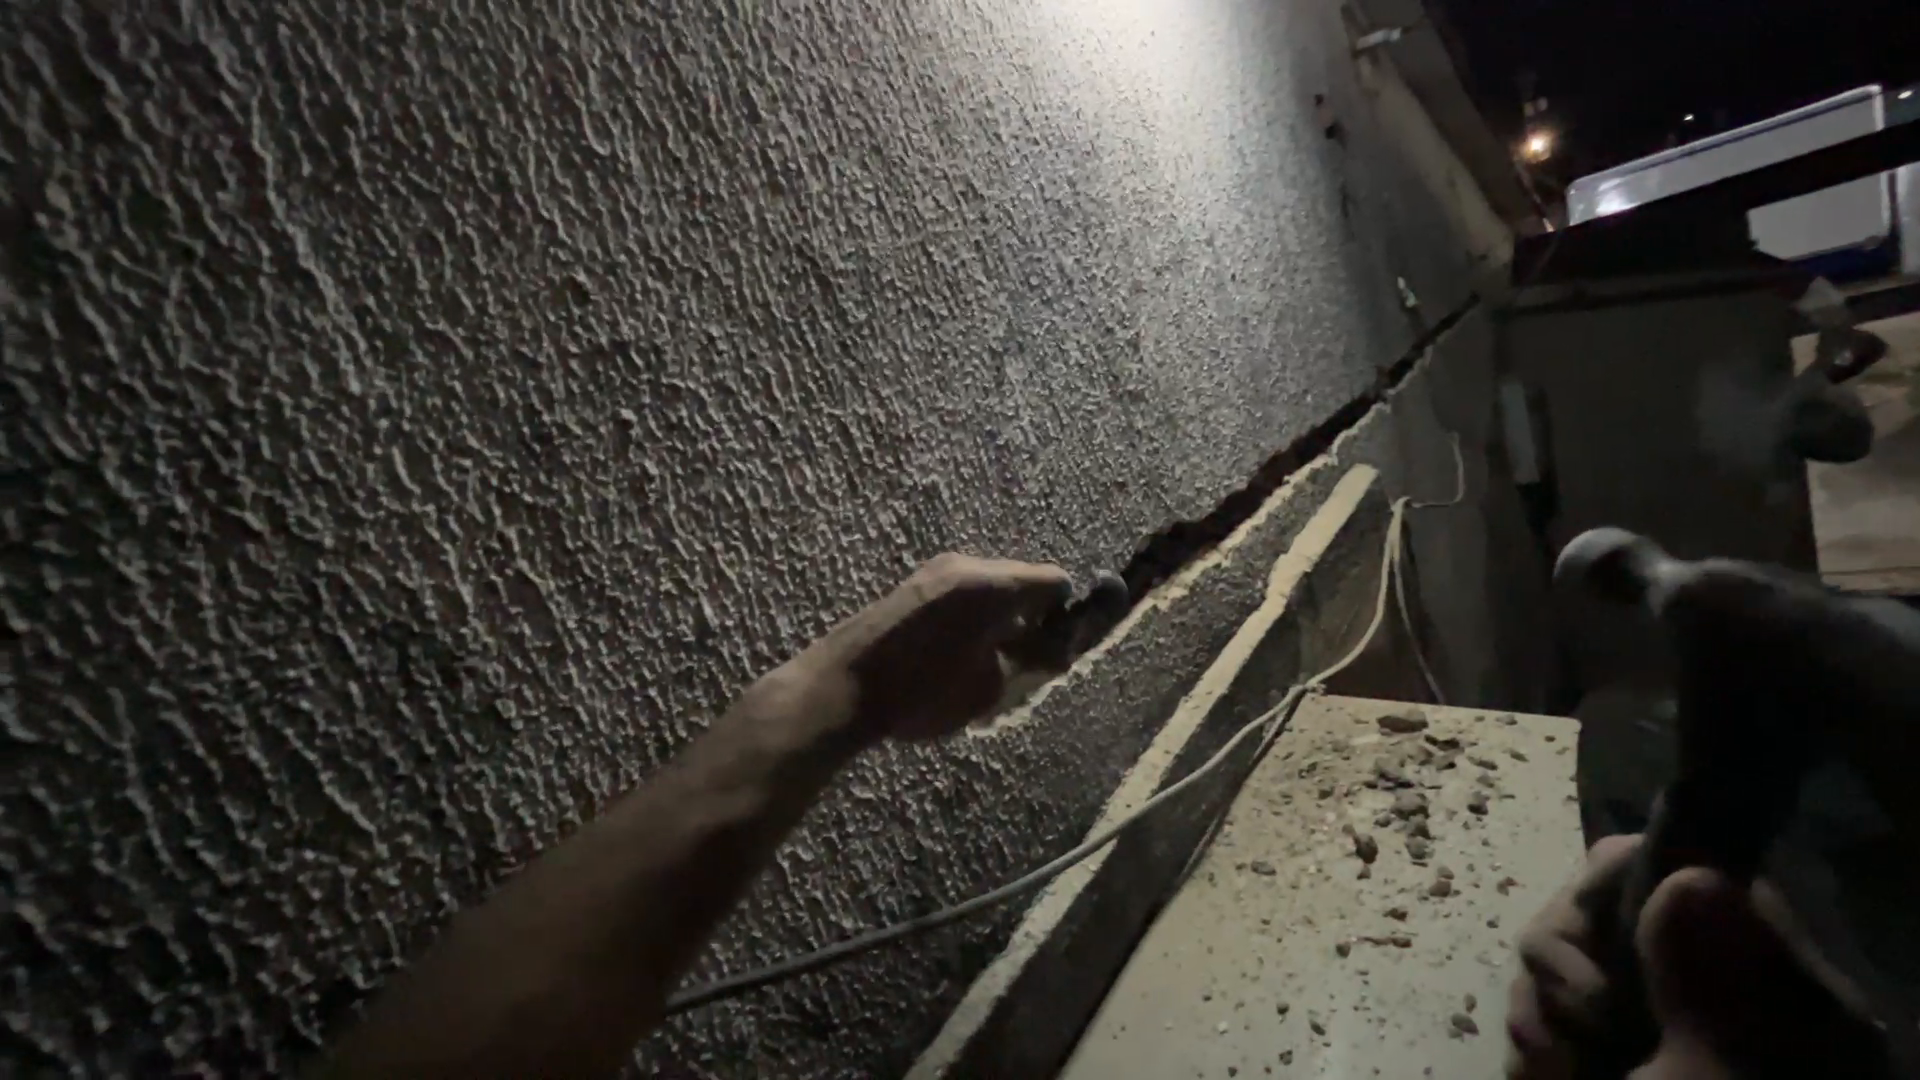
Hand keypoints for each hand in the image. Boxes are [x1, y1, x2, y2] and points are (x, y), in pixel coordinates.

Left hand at [798, 554, 1071, 740]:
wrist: (843, 687)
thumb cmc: (923, 691)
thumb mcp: (990, 686)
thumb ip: (1030, 660)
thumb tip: (1055, 649)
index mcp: (994, 584)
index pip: (1056, 581)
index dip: (1066, 615)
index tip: (1056, 649)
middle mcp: (967, 565)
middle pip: (1022, 579)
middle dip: (1032, 616)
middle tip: (1025, 660)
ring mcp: (935, 570)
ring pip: (990, 585)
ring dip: (1000, 616)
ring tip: (986, 661)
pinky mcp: (914, 584)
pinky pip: (962, 590)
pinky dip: (973, 615)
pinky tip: (956, 652)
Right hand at [1505, 835, 1889, 1078]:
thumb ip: (1713, 988)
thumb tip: (1692, 872)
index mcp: (1779, 993)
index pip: (1684, 870)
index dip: (1616, 883)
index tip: (1589, 940)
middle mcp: (1717, 993)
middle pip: (1598, 909)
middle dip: (1556, 962)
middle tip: (1575, 1027)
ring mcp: (1655, 1019)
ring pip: (1554, 959)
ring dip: (1535, 1011)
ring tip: (1556, 1073)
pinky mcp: (1606, 1046)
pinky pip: (1540, 1007)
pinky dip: (1531, 1041)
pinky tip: (1546, 1077)